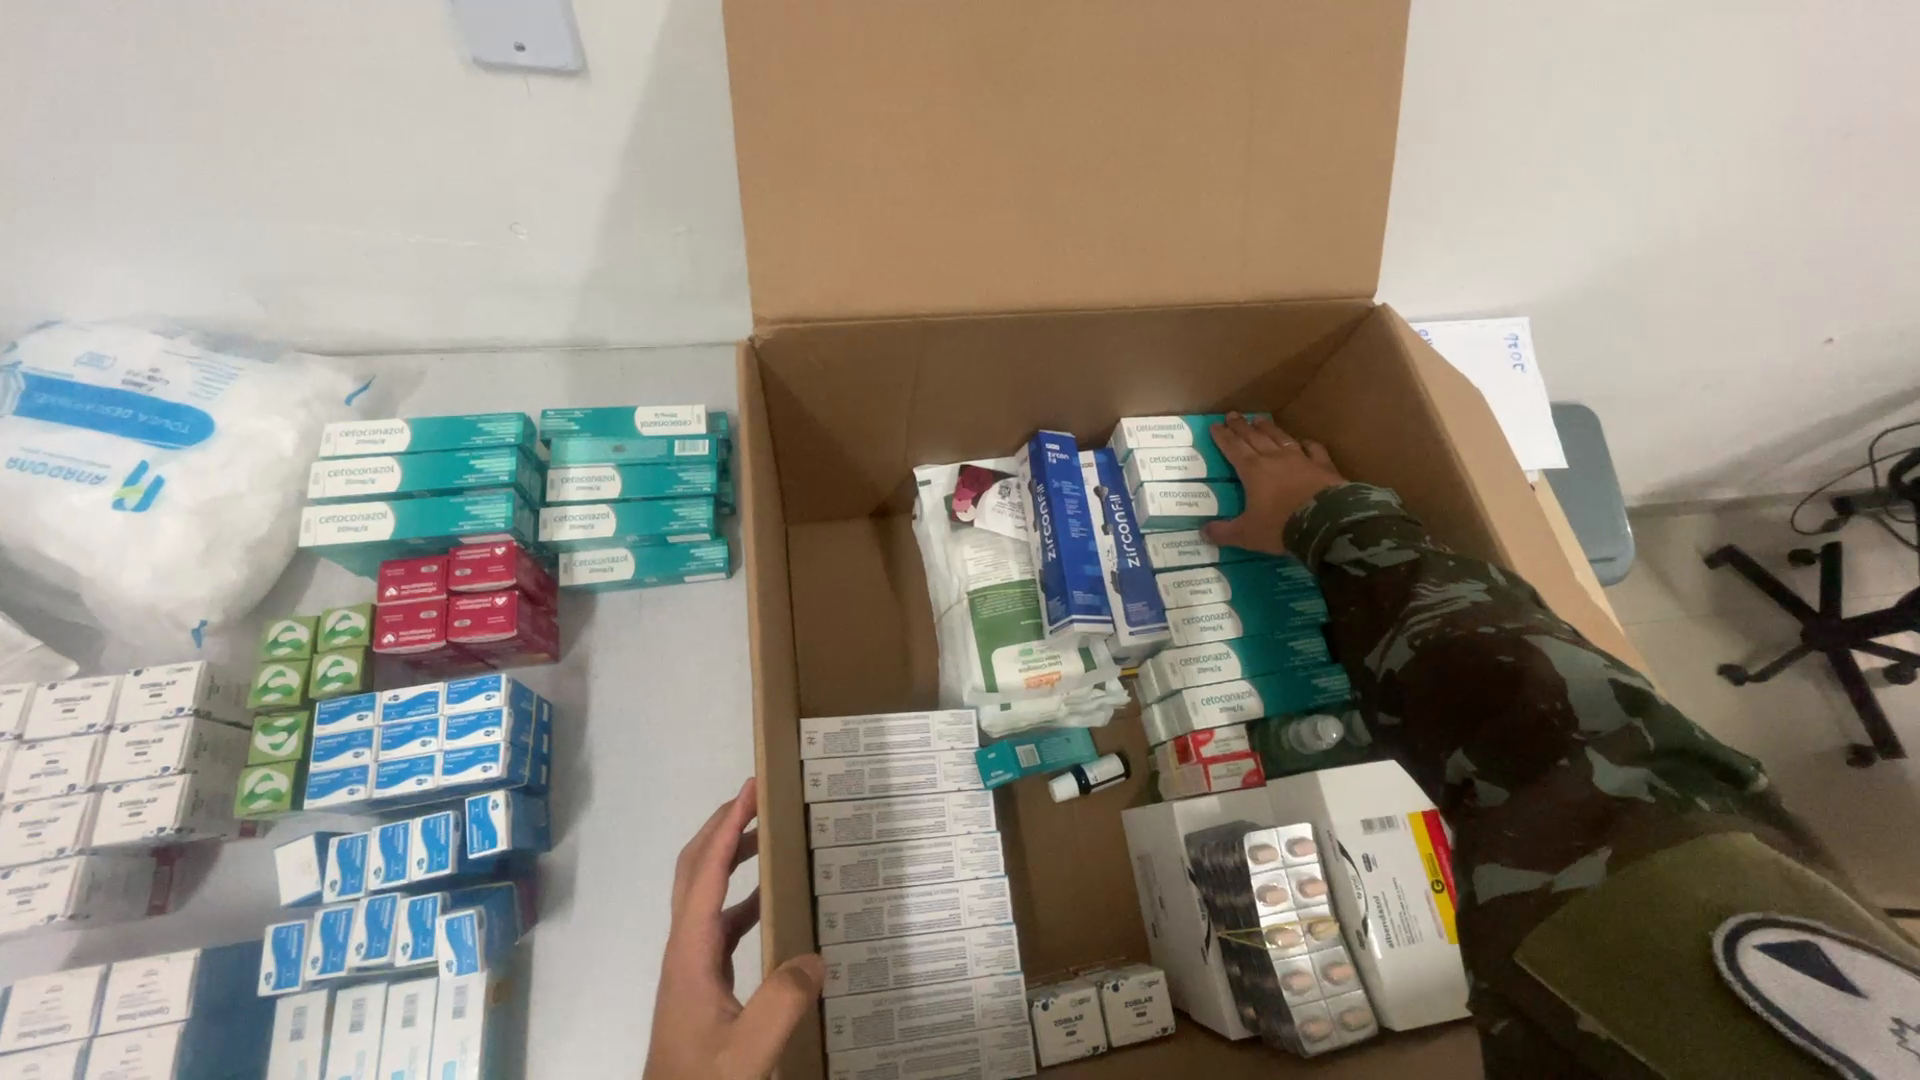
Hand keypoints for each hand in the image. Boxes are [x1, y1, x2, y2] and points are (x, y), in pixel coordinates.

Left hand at [644, 779, 824, 1079]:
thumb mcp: (747, 1051)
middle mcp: (685, 949)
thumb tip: (817, 955)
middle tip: (759, 798)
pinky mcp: (702, 982)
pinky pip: (722, 922)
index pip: (705, 872)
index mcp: (690, 952)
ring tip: (770, 835)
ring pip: (705, 893)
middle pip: (694, 870)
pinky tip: (773, 900)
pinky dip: (744, 896)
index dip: (727, 826)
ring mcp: (691, 965)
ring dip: (732, 856)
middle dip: (723, 827)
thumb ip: (781, 1003)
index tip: (751, 789)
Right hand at [1203, 413, 1345, 554]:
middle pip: (1254, 437)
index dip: (1222, 437)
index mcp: (1253, 470)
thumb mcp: (1247, 535)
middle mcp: (1275, 459)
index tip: (1215, 425)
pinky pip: (1314, 449)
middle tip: (1233, 415)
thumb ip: (1223, 533)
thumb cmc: (1281, 527)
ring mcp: (1301, 460)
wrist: (1326, 524)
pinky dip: (1306, 443)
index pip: (1233, 448)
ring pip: (1281, 438)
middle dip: (1241, 426)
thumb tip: (1203, 532)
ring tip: (1260, 419)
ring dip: (1269, 428)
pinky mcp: (1324, 466)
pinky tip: (1303, 441)